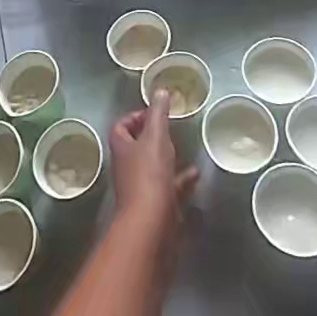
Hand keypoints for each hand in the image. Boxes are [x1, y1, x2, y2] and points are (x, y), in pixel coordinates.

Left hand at [111, 91, 199, 239]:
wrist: (151, 224)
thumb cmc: (149, 175)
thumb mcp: (156, 137)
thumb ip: (158, 114)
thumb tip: (160, 91)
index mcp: (122, 148)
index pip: (121, 127)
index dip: (134, 117)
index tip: (153, 113)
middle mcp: (128, 167)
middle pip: (136, 147)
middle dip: (152, 137)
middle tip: (169, 129)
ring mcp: (141, 187)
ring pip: (153, 167)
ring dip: (167, 158)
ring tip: (184, 149)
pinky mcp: (156, 204)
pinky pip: (169, 186)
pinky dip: (181, 179)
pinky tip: (195, 175)